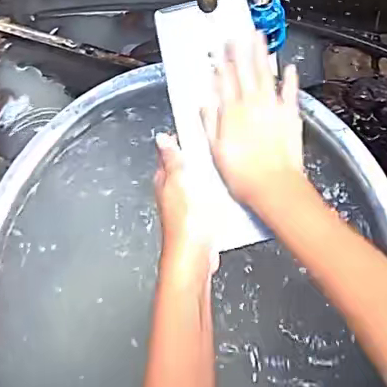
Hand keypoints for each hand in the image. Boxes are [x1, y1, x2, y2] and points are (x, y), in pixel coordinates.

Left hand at [153, 133, 213, 273]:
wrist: (195, 255)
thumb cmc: (183, 221)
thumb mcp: (178, 180)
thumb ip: (171, 158)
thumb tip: (162, 138)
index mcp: (164, 180)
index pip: (169, 153)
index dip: (180, 140)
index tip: (194, 130)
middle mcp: (172, 193)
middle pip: (184, 168)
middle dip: (197, 158)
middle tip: (211, 147)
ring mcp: (186, 206)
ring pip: (197, 184)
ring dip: (208, 177)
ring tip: (221, 168)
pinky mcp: (199, 218)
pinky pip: (209, 200)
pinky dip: (216, 195)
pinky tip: (225, 194)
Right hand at [203, 28, 305, 214]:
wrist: (275, 188)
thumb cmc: (244, 176)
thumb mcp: (216, 150)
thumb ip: (210, 124)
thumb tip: (204, 105)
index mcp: (232, 113)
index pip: (224, 81)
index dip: (221, 63)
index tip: (219, 49)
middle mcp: (253, 106)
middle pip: (245, 71)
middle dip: (240, 51)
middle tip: (238, 34)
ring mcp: (273, 109)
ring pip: (265, 75)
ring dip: (262, 55)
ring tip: (259, 39)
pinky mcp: (290, 117)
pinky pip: (290, 93)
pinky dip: (289, 79)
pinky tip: (289, 67)